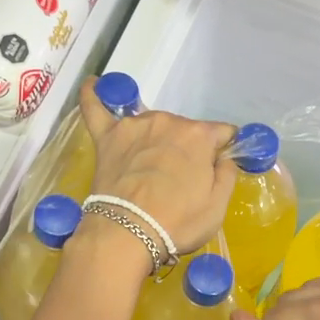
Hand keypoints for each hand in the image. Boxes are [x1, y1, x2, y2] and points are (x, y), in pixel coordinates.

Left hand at [83, 79, 236, 253]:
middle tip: (179, 183)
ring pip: (154, 125)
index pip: (223, 133)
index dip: (224, 151)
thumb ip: (227, 174)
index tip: (218, 169)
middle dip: (187, 150)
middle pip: (186, 130)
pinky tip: (93, 84)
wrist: (127, 234)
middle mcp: (168, 121)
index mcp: (199, 136)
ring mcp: (134, 126)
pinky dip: (93, 96)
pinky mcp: (106, 138)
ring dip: (157, 140)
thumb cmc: (177, 223)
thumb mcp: (217, 207)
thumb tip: (225, 156)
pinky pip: (96, 109)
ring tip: (150, 168)